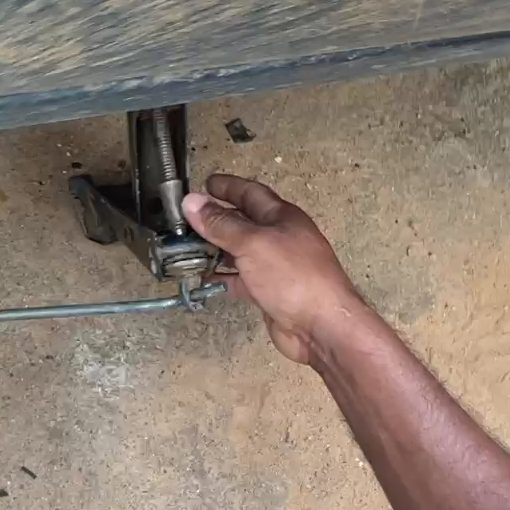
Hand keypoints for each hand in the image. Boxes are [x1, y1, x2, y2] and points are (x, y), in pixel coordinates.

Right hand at [184, 174, 368, 363]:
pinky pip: (241, 279)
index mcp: (281, 217)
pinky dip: (223, 278)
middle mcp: (280, 238)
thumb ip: (221, 224)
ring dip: (216, 249)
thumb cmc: (296, 277)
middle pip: (243, 222)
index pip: (250, 193)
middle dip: (216, 218)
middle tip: (188, 218)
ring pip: (239, 251)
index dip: (228, 187)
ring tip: (188, 248)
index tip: (206, 183)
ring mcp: (275, 266)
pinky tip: (204, 279)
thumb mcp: (253, 243)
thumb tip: (193, 202)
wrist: (321, 326)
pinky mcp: (269, 291)